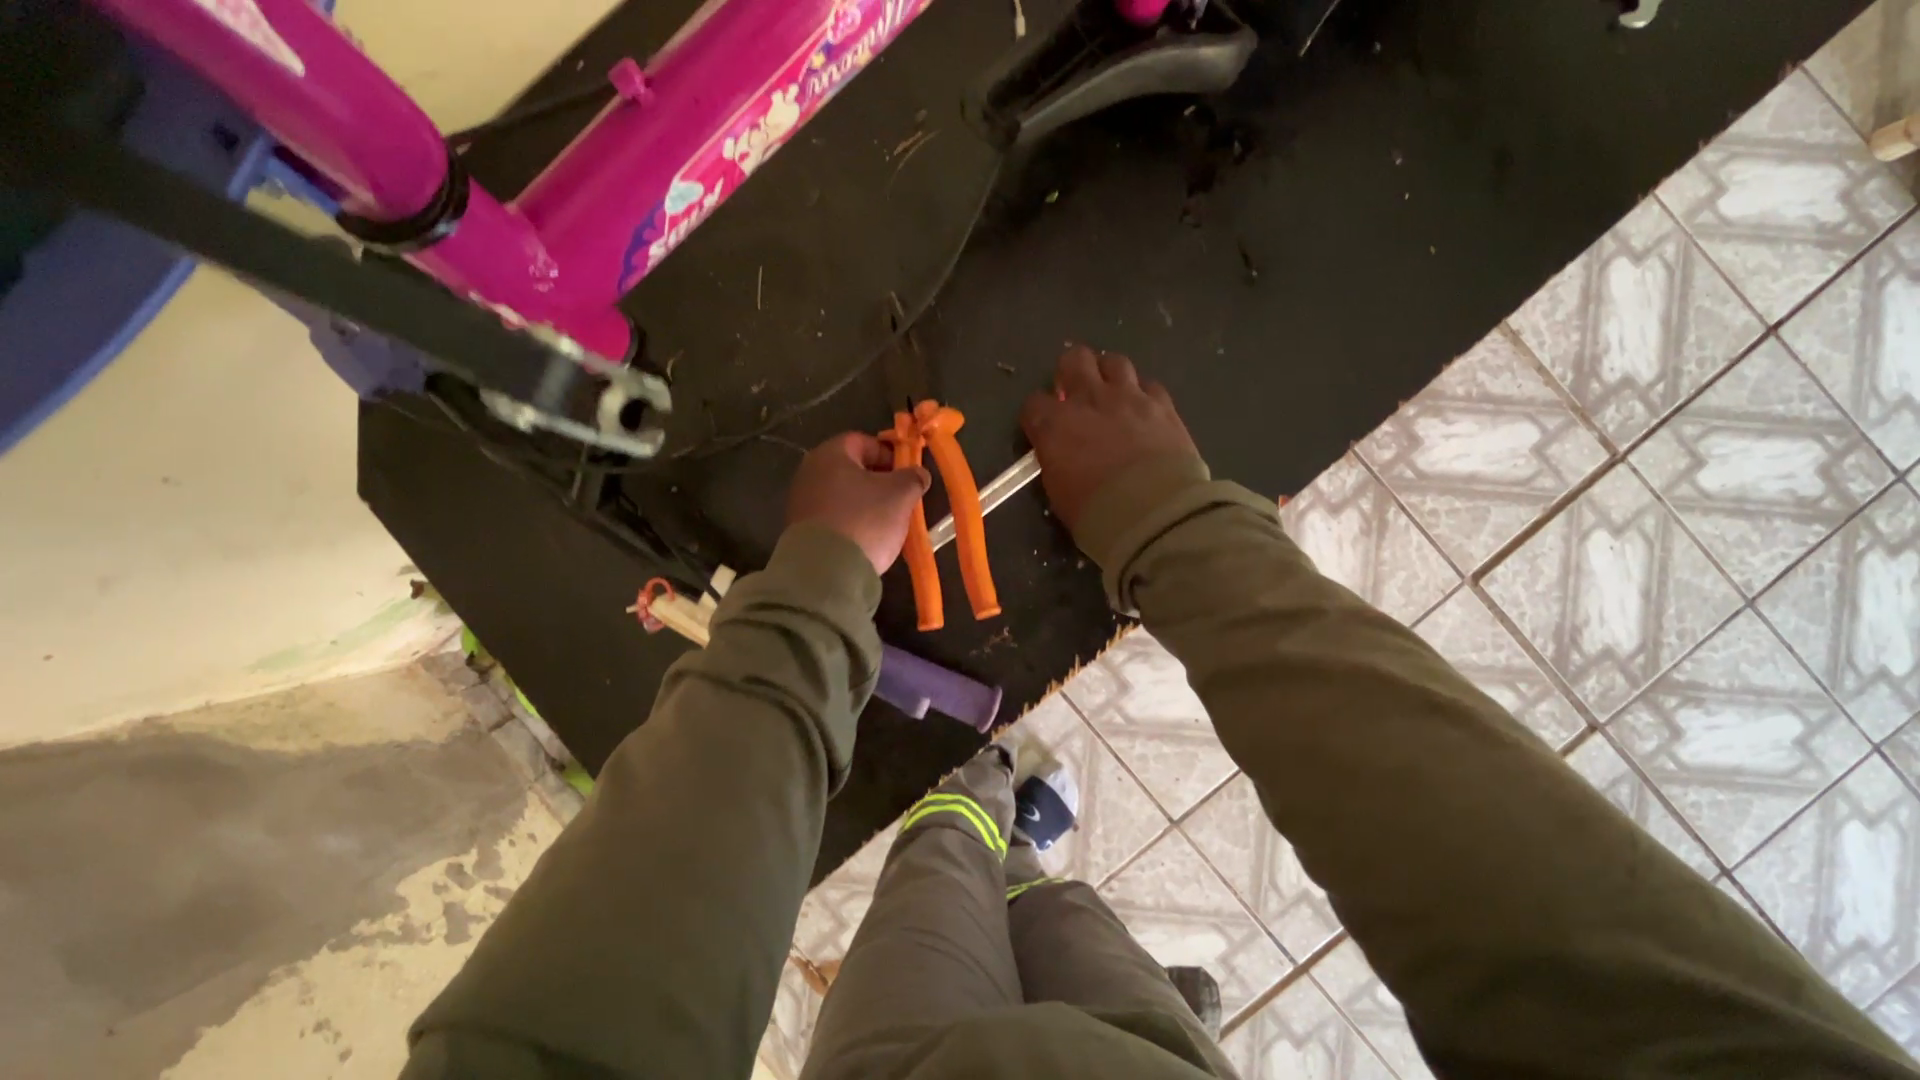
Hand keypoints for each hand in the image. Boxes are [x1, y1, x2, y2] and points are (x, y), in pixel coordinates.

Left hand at [786, 433, 932, 573]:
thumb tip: (919, 473)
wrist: (825, 571)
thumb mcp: (900, 495)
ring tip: (886, 522)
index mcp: (831, 454)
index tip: (906, 473)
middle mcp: (809, 472)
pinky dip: (850, 522)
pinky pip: (832, 517)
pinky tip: (866, 539)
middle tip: (900, 498)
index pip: (863, 441)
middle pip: (851, 468)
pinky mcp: (799, 530)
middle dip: (878, 481)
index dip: (889, 454)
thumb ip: (913, 478)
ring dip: (864, 503)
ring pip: (842, 494)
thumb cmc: (864, 521)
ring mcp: (801, 502)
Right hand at [1019, 344, 1197, 530]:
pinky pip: (1150, 384)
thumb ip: (1056, 463)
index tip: (1044, 427)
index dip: (1038, 414)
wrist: (1153, 511)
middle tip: (1076, 393)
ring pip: (1114, 362)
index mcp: (1054, 425)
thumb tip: (1060, 455)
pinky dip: (1144, 394)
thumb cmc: (1096, 513)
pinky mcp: (1162, 404)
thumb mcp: (1059, 494)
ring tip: (1112, 394)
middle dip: (1071, 372)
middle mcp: (1088, 399)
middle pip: (1073, 360)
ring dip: (1109, 374)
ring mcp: (1128, 397)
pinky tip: (1145, 410)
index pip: (1034, 403)